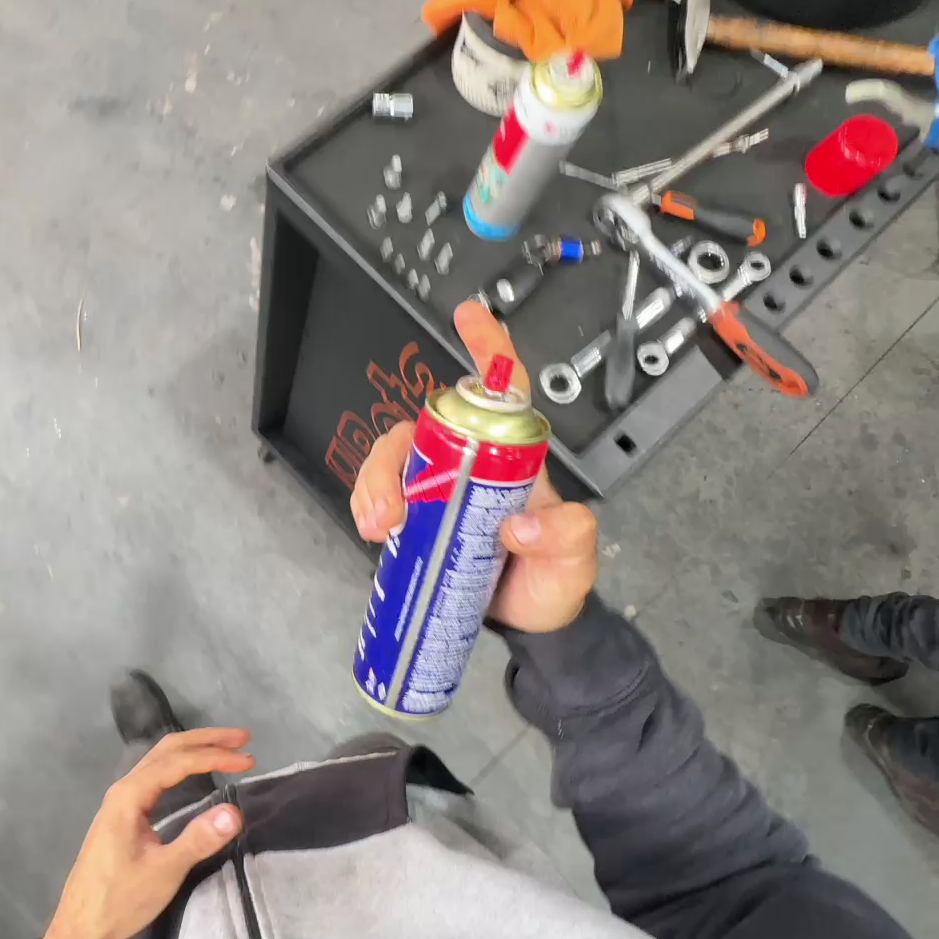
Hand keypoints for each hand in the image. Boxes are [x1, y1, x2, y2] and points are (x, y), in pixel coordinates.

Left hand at [37, 729, 254, 938]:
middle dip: (206, 740)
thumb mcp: (163, 873)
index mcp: (129, 796)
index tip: (247, 760)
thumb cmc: (119, 900)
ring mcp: (122, 799)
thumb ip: (198, 840)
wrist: (79, 929)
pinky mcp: (124, 812)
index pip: (178, 762)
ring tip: (226, 748)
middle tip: (242, 738)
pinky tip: (195, 771)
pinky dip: (181, 764)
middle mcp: (124, 788)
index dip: (215, 756)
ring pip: (160, 759)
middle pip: (168, 749)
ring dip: (194, 749)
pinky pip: (156, 774)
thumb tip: (235, 811)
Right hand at [348, 300, 598, 632]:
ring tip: (376, 524)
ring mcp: (435, 488)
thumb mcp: (573, 565)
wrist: (520, 623)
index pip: (501, 393)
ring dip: (373, 484)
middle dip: (392, 459)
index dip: (488, 350)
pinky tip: (371, 530)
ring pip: (391, 458)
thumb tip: (518, 524)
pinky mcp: (412, 514)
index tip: (468, 315)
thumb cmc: (549, 584)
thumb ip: (565, 540)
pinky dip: (365, 504)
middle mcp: (468, 464)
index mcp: (511, 461)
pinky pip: (378, 493)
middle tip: (387, 508)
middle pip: (419, 430)